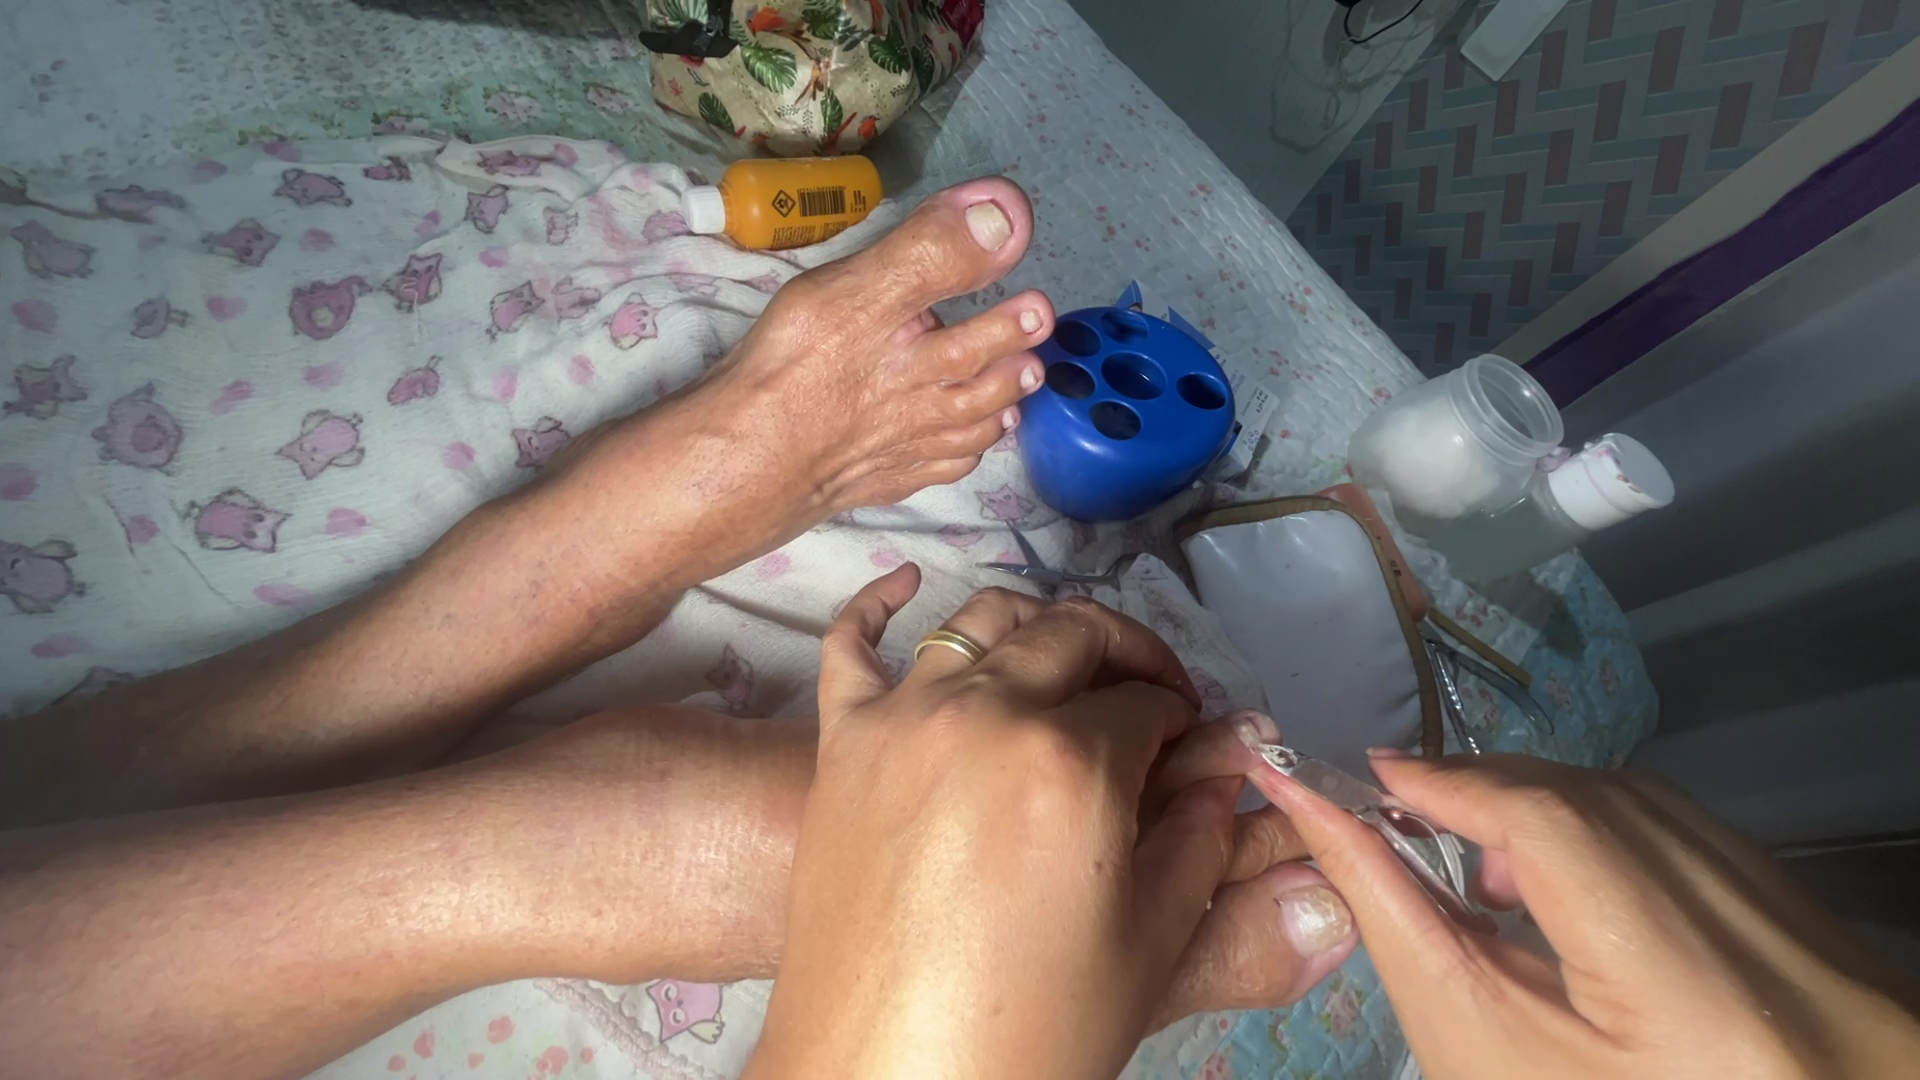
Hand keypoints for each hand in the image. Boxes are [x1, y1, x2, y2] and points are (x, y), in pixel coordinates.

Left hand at [747, 568, 1284, 1079]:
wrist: (880, 1079)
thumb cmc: (1025, 1029)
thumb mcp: (1145, 947)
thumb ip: (1198, 841)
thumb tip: (1228, 769)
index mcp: (1068, 764)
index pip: (1148, 703)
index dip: (1182, 717)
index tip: (1188, 736)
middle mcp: (985, 712)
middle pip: (1075, 634)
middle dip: (1128, 650)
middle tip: (1146, 689)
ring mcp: (904, 715)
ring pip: (982, 618)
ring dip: (1037, 623)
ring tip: (1062, 658)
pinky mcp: (843, 736)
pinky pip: (850, 642)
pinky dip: (877, 602)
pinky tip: (906, 581)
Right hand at [1247, 749, 1919, 1078]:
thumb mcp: (1463, 1031)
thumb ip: (1385, 901)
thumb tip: (1308, 800)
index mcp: (1703, 1011)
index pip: (1565, 830)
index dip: (1461, 783)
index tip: (1381, 774)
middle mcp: (1805, 969)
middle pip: (1614, 804)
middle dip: (1494, 788)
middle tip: (1414, 803)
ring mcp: (1842, 957)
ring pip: (1659, 808)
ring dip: (1547, 801)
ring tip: (1486, 852)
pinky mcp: (1845, 951)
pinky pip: (1700, 839)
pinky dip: (1607, 824)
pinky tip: (1567, 873)